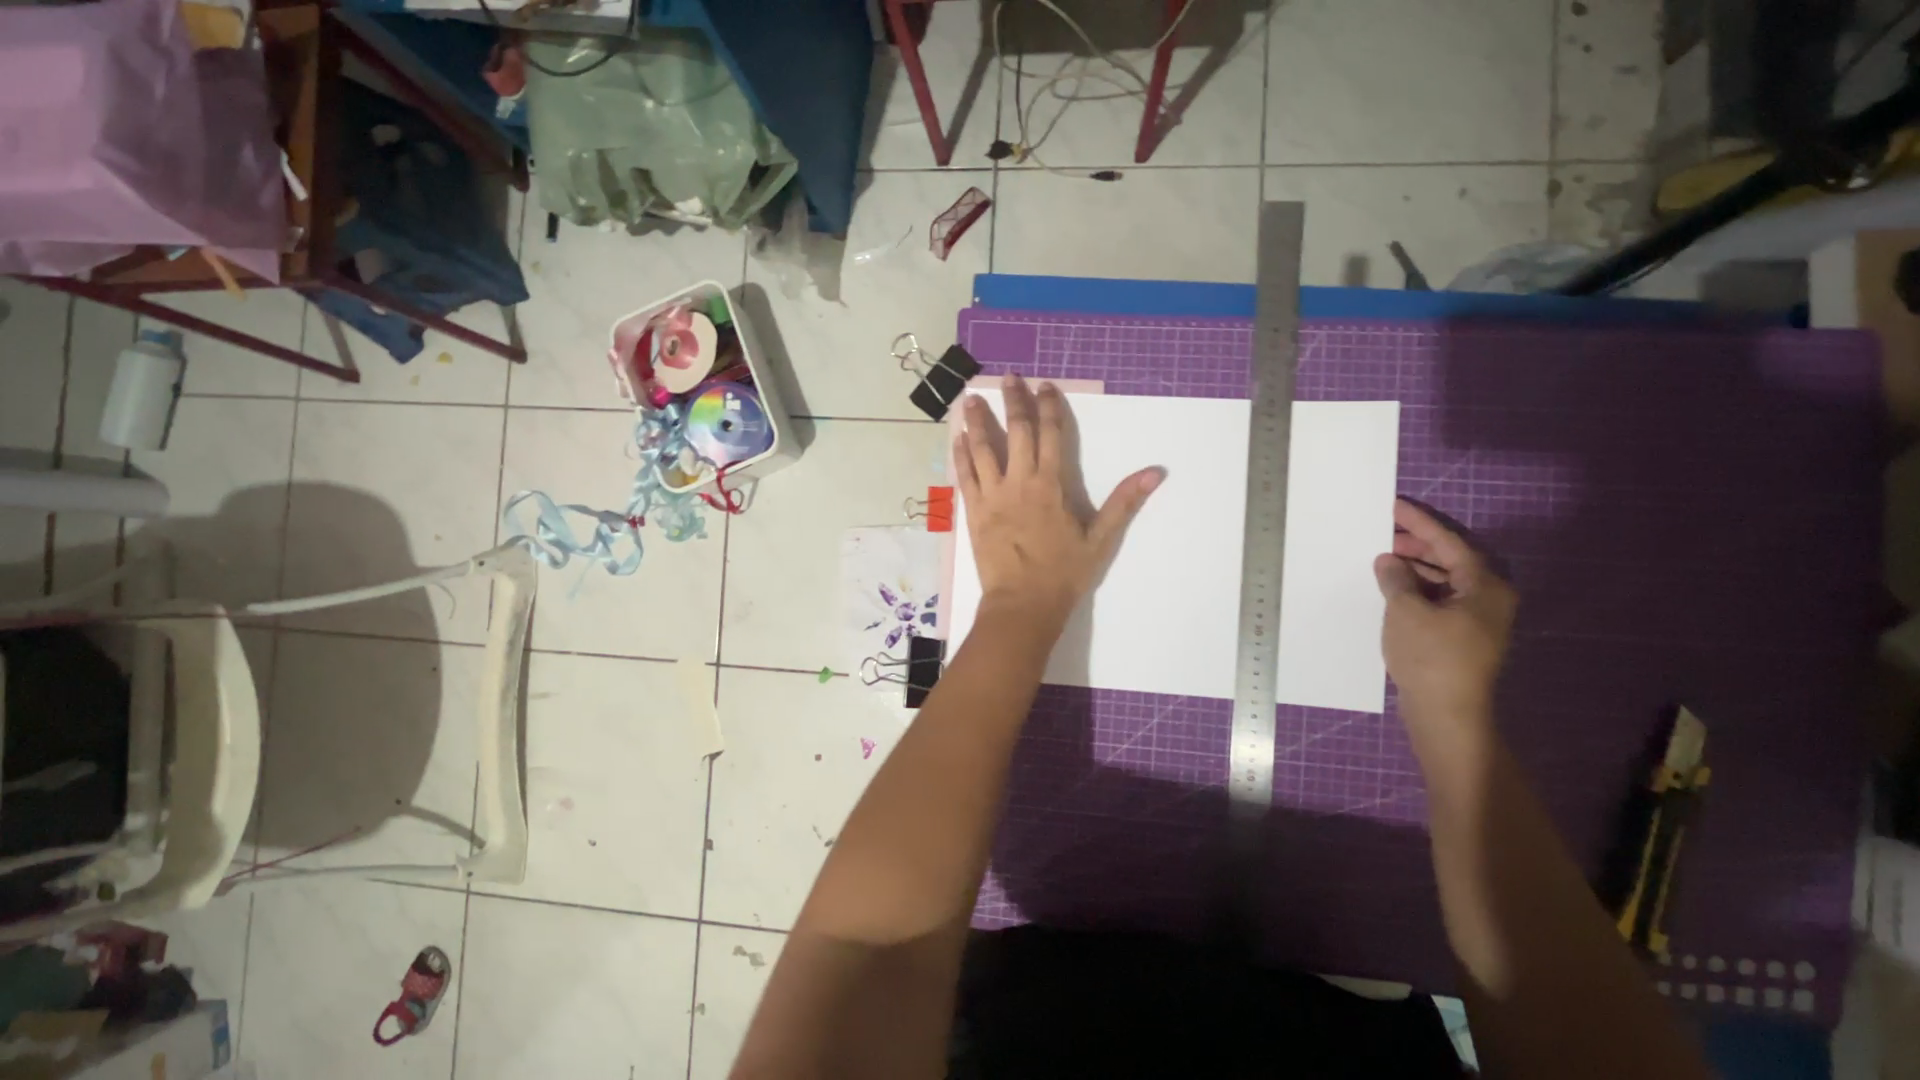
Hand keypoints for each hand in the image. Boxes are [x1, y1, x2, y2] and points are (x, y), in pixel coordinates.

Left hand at [955, 375, 1162, 629]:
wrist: (1023, 604)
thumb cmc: (1064, 574)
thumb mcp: (1101, 539)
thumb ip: (1124, 502)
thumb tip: (1155, 472)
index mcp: (1050, 485)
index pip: (1050, 434)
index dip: (1049, 406)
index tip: (1045, 385)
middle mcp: (1018, 482)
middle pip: (1015, 432)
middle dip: (1013, 401)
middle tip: (1009, 378)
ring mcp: (991, 496)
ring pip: (982, 449)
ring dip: (978, 421)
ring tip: (971, 398)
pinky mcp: (973, 512)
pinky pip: (965, 476)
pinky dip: (961, 455)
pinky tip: (957, 439)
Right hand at [1373, 499, 1515, 728]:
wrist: (1445, 713)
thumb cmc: (1430, 656)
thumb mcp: (1406, 610)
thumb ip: (1396, 578)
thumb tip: (1388, 561)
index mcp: (1485, 586)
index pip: (1449, 542)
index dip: (1419, 523)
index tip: (1394, 505)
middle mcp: (1489, 598)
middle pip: (1451, 560)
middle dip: (1417, 546)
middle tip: (1383, 533)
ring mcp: (1478, 620)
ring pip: (1445, 581)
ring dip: (1415, 569)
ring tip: (1383, 560)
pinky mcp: (1462, 637)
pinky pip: (1440, 600)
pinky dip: (1418, 590)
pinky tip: (1393, 589)